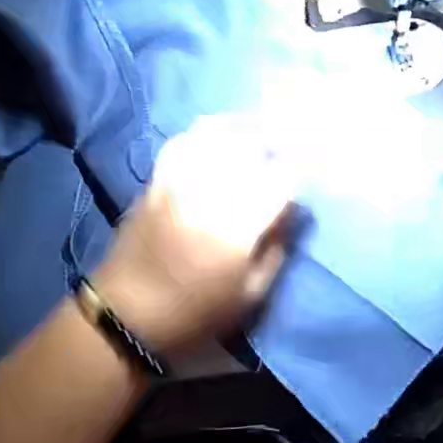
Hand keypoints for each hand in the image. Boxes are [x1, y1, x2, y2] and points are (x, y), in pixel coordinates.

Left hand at [93, 122, 296, 358]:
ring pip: (218, 133)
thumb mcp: (250, 295)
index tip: (313, 174)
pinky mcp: (157, 179)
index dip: (303, 172)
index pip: (283, 178)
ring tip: (264, 133)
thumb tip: (292, 212)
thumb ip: (276, 249)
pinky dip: (208, 132)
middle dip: (280, 142)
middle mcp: (209, 191)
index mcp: (237, 225)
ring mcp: (179, 179)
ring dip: (246, 128)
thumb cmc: (196, 314)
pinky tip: (222, 138)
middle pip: (253, 145)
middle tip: (296, 147)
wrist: (128, 314)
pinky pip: (185, 140)